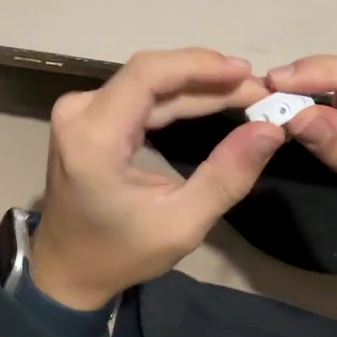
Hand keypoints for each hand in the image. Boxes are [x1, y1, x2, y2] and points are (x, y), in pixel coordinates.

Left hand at [27, 50, 284, 309]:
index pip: (147, 74)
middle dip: (206, 77)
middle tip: (256, 89)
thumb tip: (270, 129)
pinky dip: (176, 95)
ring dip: (195, 84)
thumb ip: (226, 176)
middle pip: (150, 74)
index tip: (243, 72)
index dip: (197, 65)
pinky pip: (138, 93)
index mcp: (94, 138)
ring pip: (147, 81)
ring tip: (242, 91)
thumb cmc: (120, 253)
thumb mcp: (181, 225)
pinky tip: (210, 97)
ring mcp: (79, 108)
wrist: (65, 270)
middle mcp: (79, 111)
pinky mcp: (87, 112)